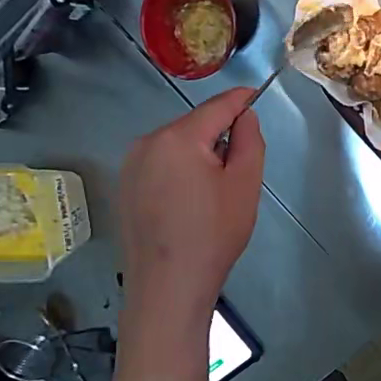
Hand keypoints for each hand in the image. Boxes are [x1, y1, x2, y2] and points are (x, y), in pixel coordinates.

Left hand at [117, 89, 265, 313]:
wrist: (168, 286)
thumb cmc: (213, 235)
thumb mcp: (244, 185)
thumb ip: (249, 141)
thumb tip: (244, 116)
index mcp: (178, 138)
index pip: (217, 106)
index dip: (240, 99)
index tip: (255, 94)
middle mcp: (147, 142)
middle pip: (194, 126)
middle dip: (218, 137)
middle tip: (238, 172)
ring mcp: (131, 164)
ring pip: (176, 146)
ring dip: (198, 155)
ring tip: (212, 194)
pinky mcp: (125, 185)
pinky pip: (160, 164)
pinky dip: (179, 171)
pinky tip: (188, 204)